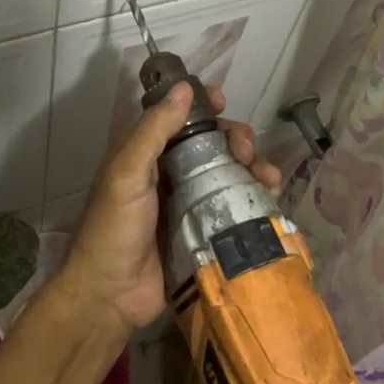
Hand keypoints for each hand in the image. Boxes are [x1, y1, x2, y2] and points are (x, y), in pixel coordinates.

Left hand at [57, 81, 283, 333]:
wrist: (111, 296)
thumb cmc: (113, 229)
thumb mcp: (127, 173)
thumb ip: (154, 130)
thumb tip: (186, 87)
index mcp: (147, 153)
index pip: (180, 117)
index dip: (203, 106)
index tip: (224, 102)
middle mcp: (171, 172)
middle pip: (213, 143)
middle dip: (236, 138)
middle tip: (245, 151)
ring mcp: (191, 202)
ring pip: (230, 172)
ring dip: (253, 166)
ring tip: (267, 177)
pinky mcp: (207, 230)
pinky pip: (236, 204)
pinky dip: (256, 196)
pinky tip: (271, 196)